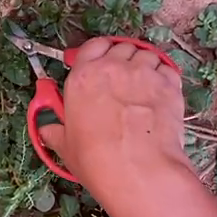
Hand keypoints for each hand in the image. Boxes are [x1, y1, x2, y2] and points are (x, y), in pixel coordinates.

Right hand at [36, 38, 191, 200]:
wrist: (137, 169)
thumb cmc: (97, 158)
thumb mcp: (66, 146)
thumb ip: (56, 131)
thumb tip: (48, 131)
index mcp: (82, 77)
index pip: (92, 46)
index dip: (97, 53)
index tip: (98, 62)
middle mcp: (113, 68)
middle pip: (121, 47)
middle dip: (122, 58)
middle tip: (121, 77)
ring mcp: (143, 73)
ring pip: (146, 55)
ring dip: (143, 65)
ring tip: (142, 85)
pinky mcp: (168, 84)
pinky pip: (167, 68)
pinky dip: (163, 75)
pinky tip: (159, 92)